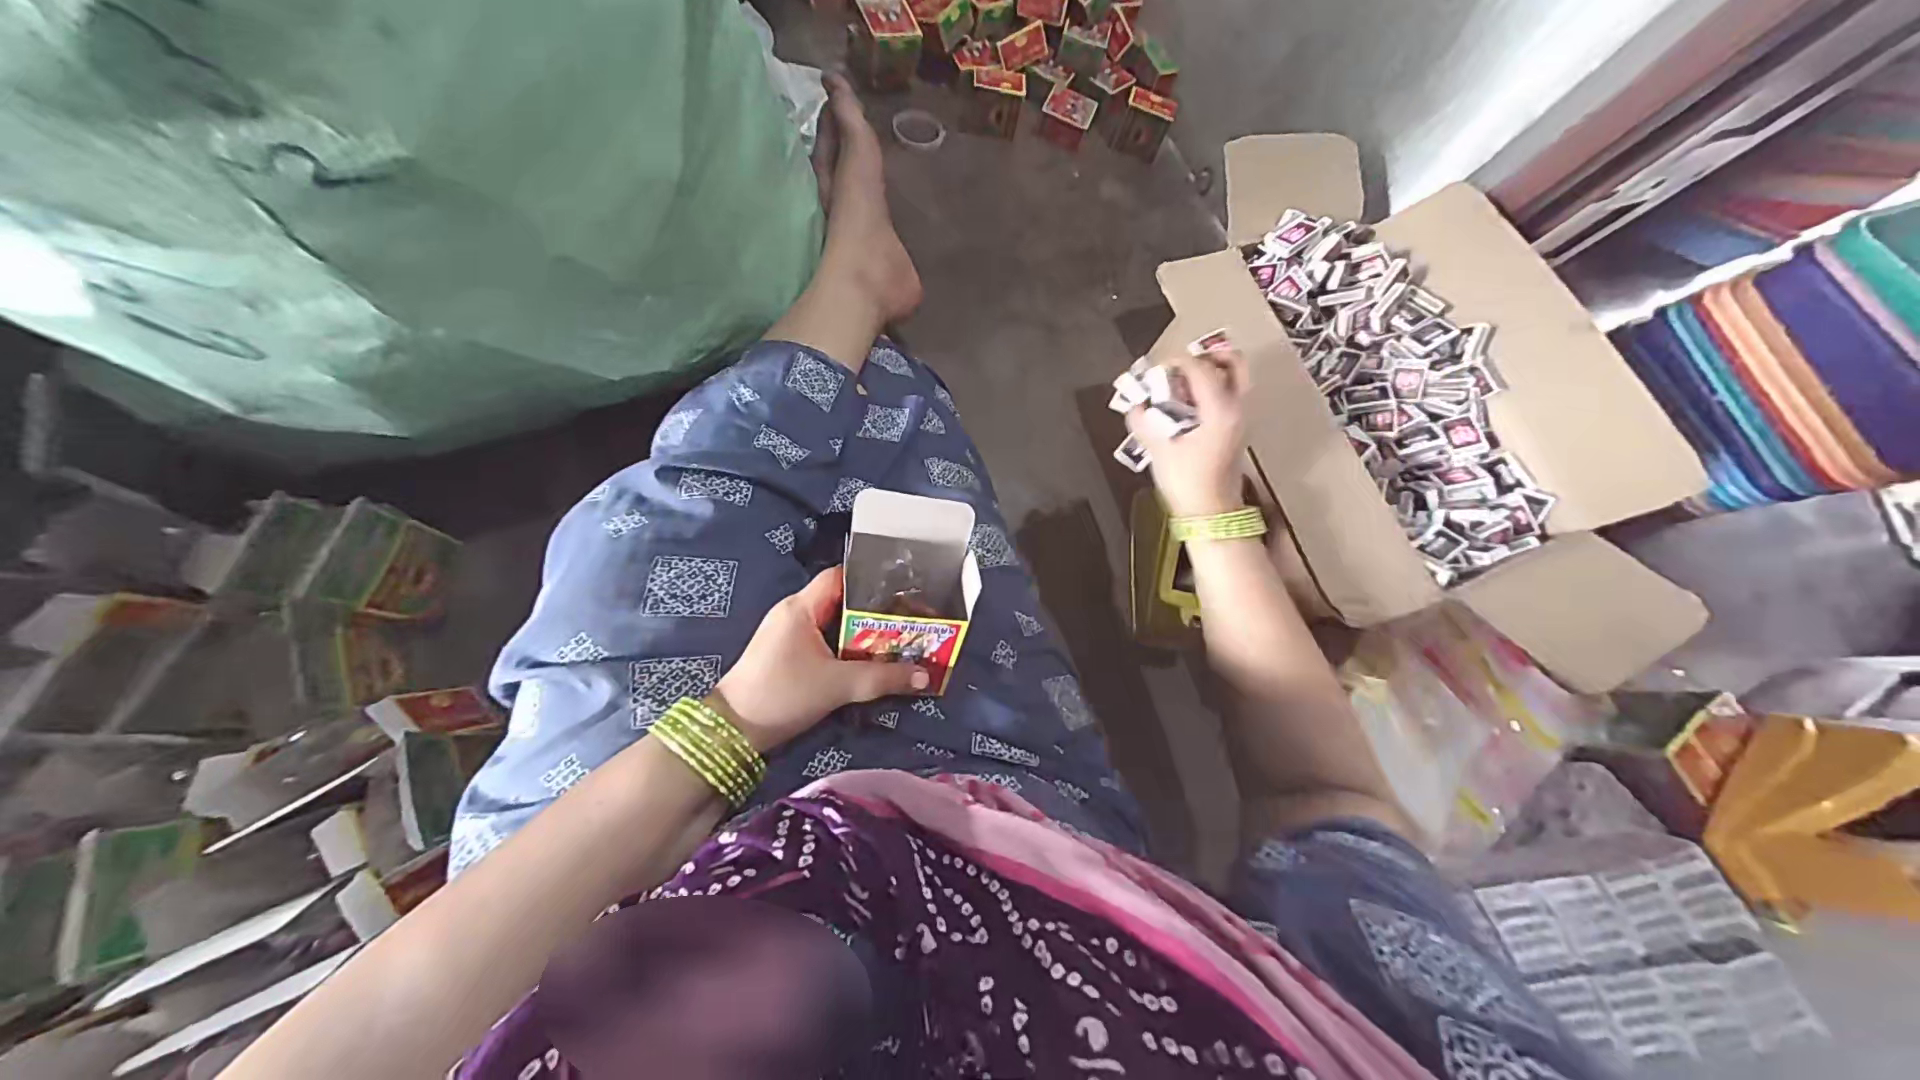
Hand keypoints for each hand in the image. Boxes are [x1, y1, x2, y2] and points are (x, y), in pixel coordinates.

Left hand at [714, 567, 929, 753]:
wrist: (734, 731)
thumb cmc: (783, 695)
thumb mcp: (838, 686)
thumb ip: (884, 679)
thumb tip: (925, 676)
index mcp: (801, 607)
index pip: (840, 576)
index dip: (870, 579)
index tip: (900, 590)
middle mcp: (793, 612)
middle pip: (840, 599)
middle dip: (872, 610)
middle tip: (906, 619)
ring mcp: (787, 633)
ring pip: (832, 622)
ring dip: (859, 631)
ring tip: (894, 638)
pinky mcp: (785, 653)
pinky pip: (822, 639)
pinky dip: (844, 645)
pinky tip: (866, 658)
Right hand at [1127, 347, 1251, 517]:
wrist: (1210, 514)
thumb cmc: (1187, 483)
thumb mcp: (1158, 449)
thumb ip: (1143, 421)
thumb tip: (1135, 405)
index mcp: (1220, 410)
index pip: (1200, 368)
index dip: (1176, 362)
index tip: (1157, 369)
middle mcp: (1236, 409)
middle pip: (1233, 363)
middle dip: (1207, 356)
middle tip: (1182, 365)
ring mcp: (1239, 420)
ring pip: (1233, 379)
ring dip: (1210, 373)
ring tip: (1181, 385)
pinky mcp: (1234, 431)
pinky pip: (1228, 397)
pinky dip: (1210, 391)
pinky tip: (1185, 406)